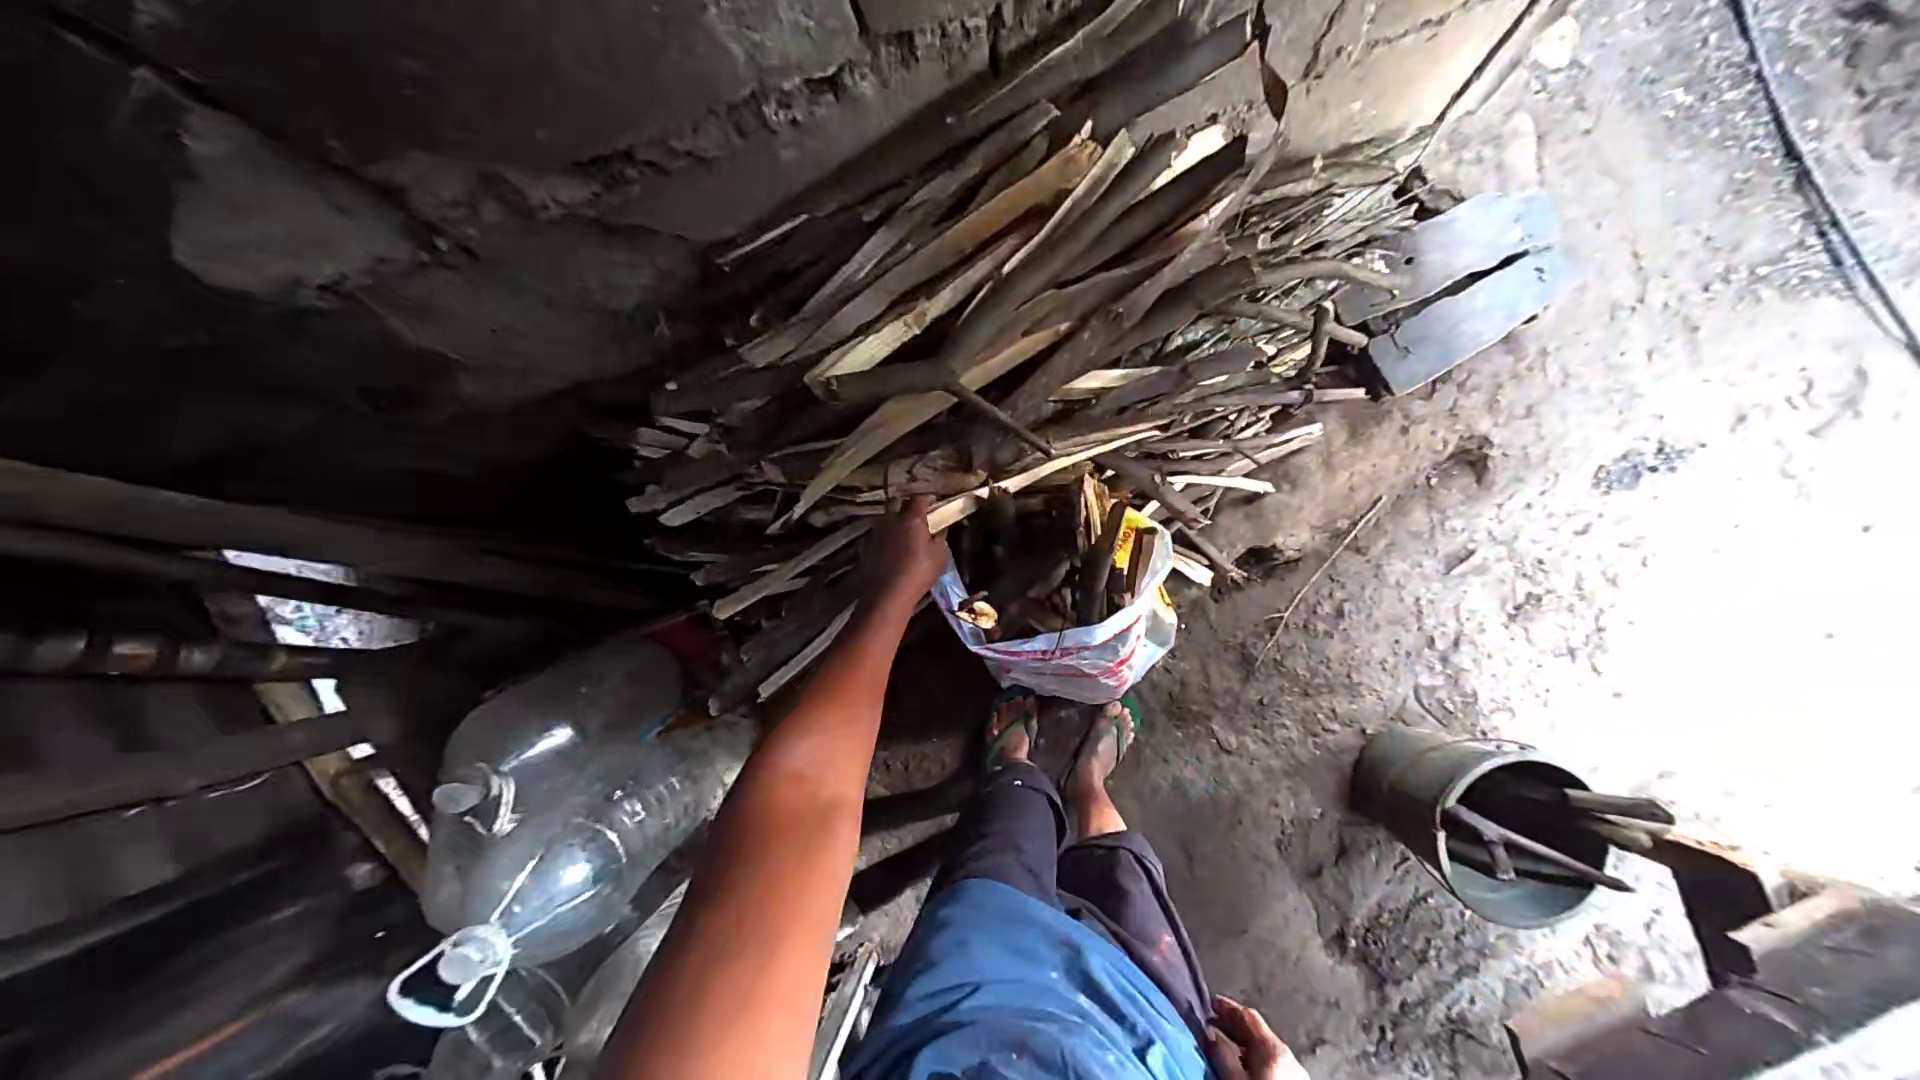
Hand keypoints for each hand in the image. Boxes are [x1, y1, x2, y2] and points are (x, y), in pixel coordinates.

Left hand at [861, 496, 948, 611]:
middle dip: (910, 509)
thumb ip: (940, 540)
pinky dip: (888, 539)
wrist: (886, 595)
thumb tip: (937, 534)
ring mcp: (876, 532)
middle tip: (919, 520)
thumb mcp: (939, 557)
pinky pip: (880, 536)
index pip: (919, 498)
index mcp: (911, 519)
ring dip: (897, 525)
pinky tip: (893, 552)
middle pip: (900, 506)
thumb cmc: (918, 573)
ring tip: (906, 537)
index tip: (934, 503)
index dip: (928, 498)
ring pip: (888, 521)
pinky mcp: (867, 546)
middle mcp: (891, 520)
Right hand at [1206, 995, 1306, 1079]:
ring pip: (1266, 1048)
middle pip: (1258, 1031)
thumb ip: (1221, 1054)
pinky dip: (1255, 1057)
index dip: (1228, 1006)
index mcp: (1274, 1048)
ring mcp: (1296, 1072)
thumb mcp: (1234, 1079)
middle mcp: (1289, 1056)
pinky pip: (1272, 1062)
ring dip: (1244, 1042)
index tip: (1211, 1002)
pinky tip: (1244, 1065)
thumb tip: (1211, 1035)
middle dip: (1234, 1024)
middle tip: (1214, 1021)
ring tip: (1224, 1043)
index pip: (1249, 1015)